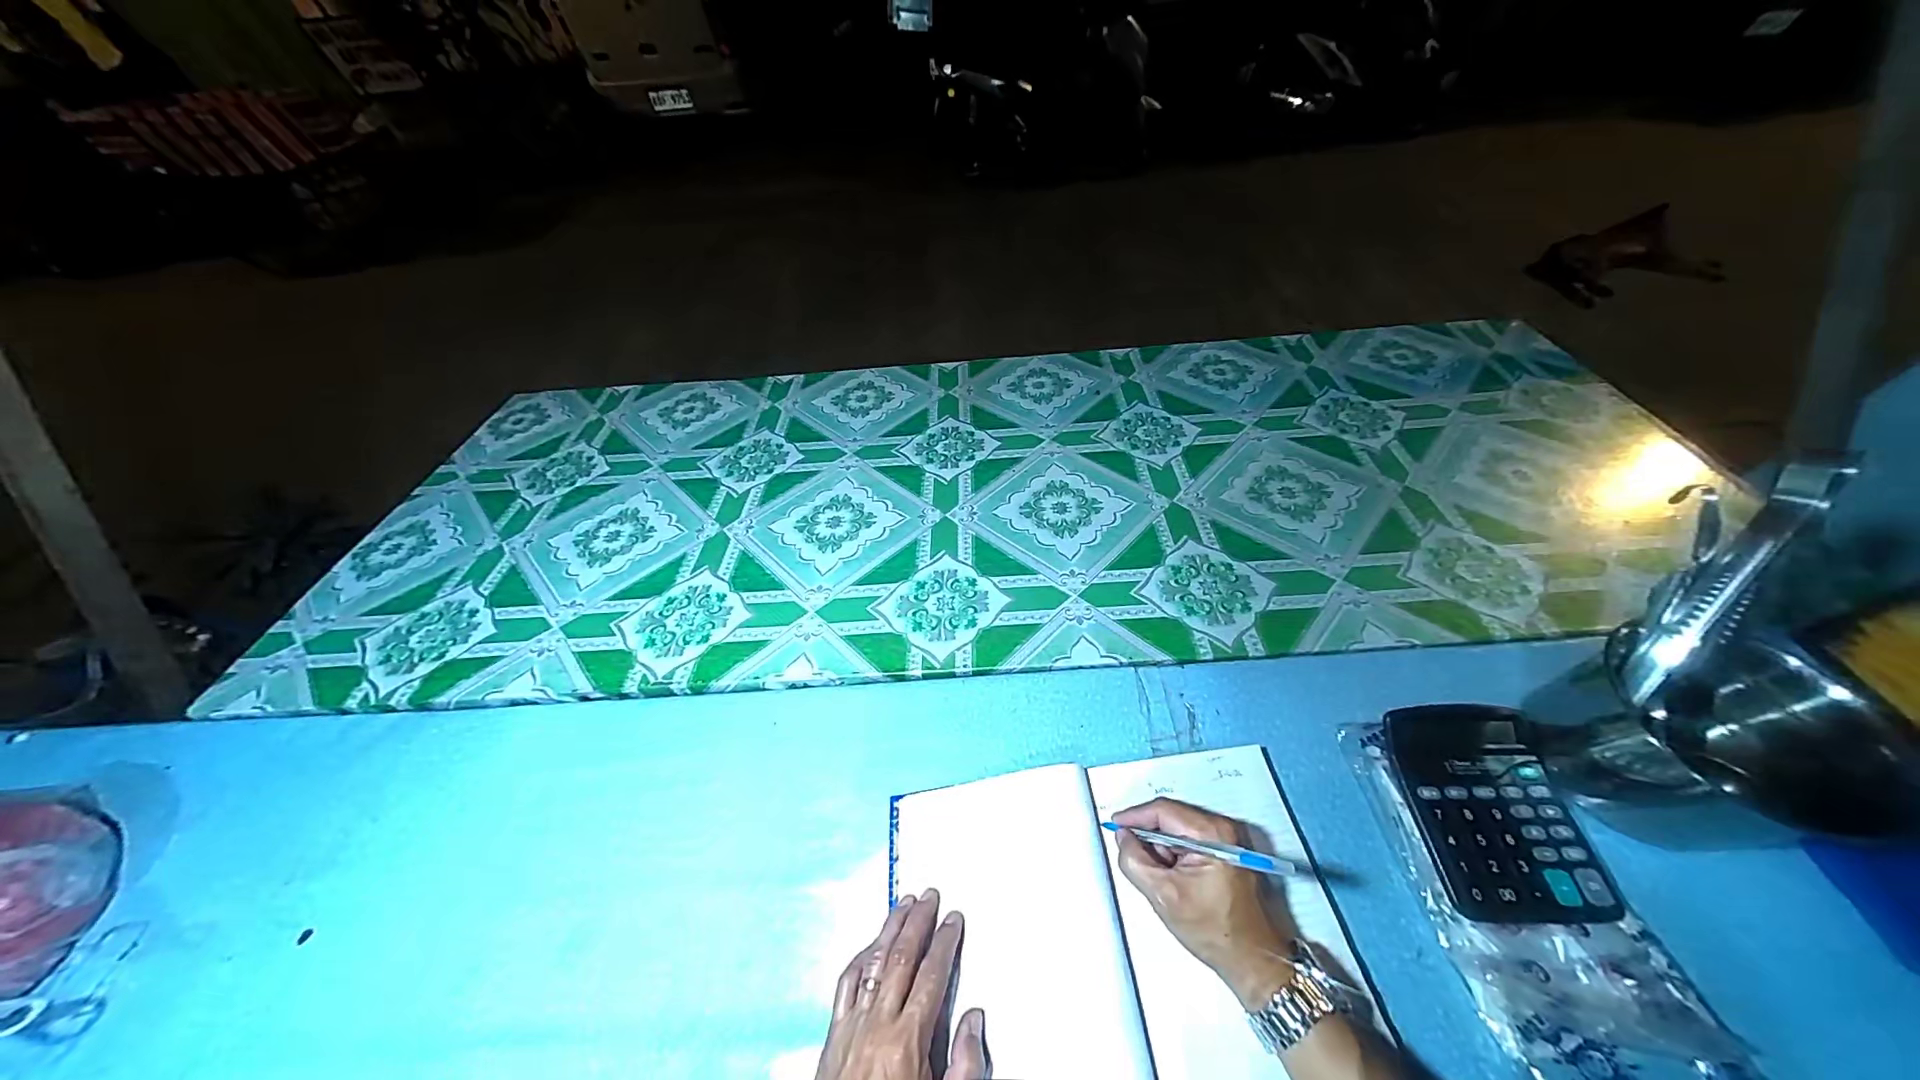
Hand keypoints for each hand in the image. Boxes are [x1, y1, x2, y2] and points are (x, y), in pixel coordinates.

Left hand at [815, 889, 988, 1079]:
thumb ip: (965, 1065)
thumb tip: (974, 1018)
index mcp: (907, 1041)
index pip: (931, 976)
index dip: (945, 943)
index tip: (953, 920)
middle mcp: (877, 1026)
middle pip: (901, 958)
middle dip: (918, 922)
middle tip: (930, 896)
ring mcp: (851, 1027)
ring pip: (872, 963)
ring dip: (889, 928)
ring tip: (903, 903)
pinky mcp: (832, 1036)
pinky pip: (846, 985)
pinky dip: (859, 959)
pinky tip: (868, 945)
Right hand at [1112, 798, 1298, 1009]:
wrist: (1250, 958)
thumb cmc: (1218, 931)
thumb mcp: (1162, 894)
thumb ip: (1134, 859)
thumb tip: (1124, 838)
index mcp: (1211, 834)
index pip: (1162, 810)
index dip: (1134, 817)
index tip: (1117, 824)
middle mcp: (1222, 830)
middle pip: (1169, 817)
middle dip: (1148, 836)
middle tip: (1137, 859)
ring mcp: (1226, 840)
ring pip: (1176, 830)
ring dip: (1161, 847)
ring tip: (1164, 879)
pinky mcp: (1225, 852)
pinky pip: (1188, 841)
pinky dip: (1174, 854)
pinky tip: (1176, 879)